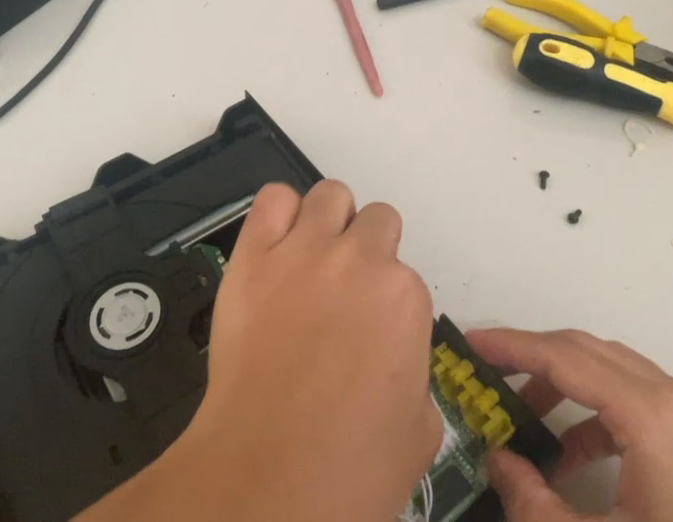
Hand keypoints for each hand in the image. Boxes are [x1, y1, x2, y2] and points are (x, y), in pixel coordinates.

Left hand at [76, 181, 439, 521]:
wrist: (268, 476)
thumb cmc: (350, 465)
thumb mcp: (419, 429)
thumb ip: (413, 373)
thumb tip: (394, 363)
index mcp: (405, 298)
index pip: (403, 275)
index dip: (386, 304)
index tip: (368, 330)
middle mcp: (359, 260)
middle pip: (376, 221)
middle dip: (365, 253)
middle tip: (343, 293)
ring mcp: (303, 252)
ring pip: (330, 196)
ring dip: (329, 222)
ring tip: (312, 259)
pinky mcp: (252, 257)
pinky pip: (272, 200)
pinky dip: (278, 214)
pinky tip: (277, 244)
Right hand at [469, 328, 672, 521]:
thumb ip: (535, 502)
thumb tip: (497, 461)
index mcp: (651, 415)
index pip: (565, 358)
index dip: (512, 347)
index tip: (470, 343)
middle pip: (591, 351)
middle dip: (535, 358)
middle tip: (488, 376)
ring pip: (619, 372)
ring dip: (568, 383)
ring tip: (527, 419)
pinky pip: (646, 399)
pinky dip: (602, 409)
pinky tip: (580, 452)